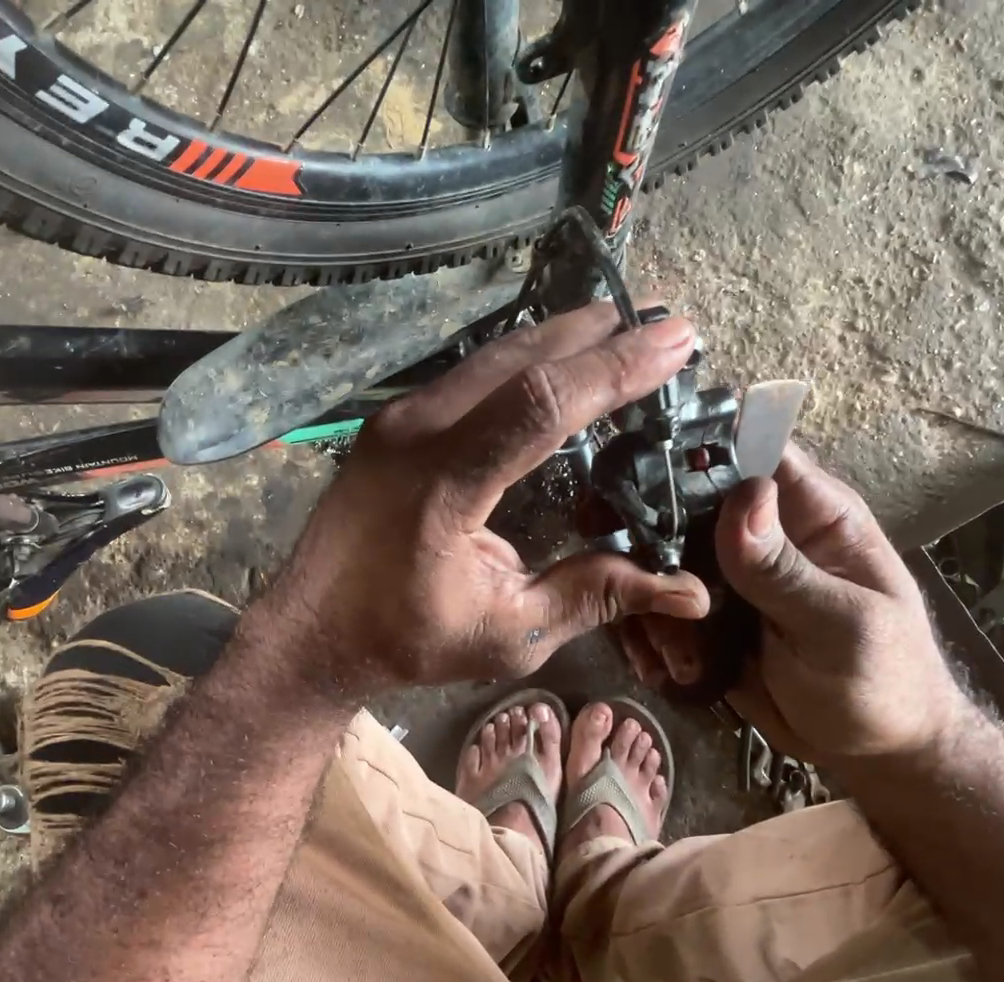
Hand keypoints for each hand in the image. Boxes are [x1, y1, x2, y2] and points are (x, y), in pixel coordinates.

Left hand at [259, 303, 710, 697]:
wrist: (311, 630)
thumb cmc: (404, 640)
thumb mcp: (507, 633)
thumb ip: (595, 598)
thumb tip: (693, 591)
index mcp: (443, 486)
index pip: (541, 405)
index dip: (614, 370)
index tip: (676, 342)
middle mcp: (415, 433)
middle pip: (517, 358)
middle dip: (597, 334)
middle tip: (664, 319)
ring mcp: (396, 419)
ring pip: (490, 355)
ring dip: (560, 337)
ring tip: (621, 326)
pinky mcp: (391, 422)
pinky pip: (467, 372)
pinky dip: (522, 359)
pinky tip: (556, 359)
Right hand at [621, 444, 972, 762]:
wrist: (870, 752)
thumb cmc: (882, 683)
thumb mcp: (843, 627)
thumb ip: (787, 569)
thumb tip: (743, 497)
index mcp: (813, 515)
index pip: (753, 454)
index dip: (698, 453)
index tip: (640, 478)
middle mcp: (765, 532)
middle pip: (689, 501)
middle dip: (650, 533)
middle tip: (620, 575)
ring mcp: (731, 573)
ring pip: (663, 555)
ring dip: (647, 596)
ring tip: (659, 649)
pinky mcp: (707, 612)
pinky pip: (661, 603)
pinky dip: (647, 629)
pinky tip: (652, 664)